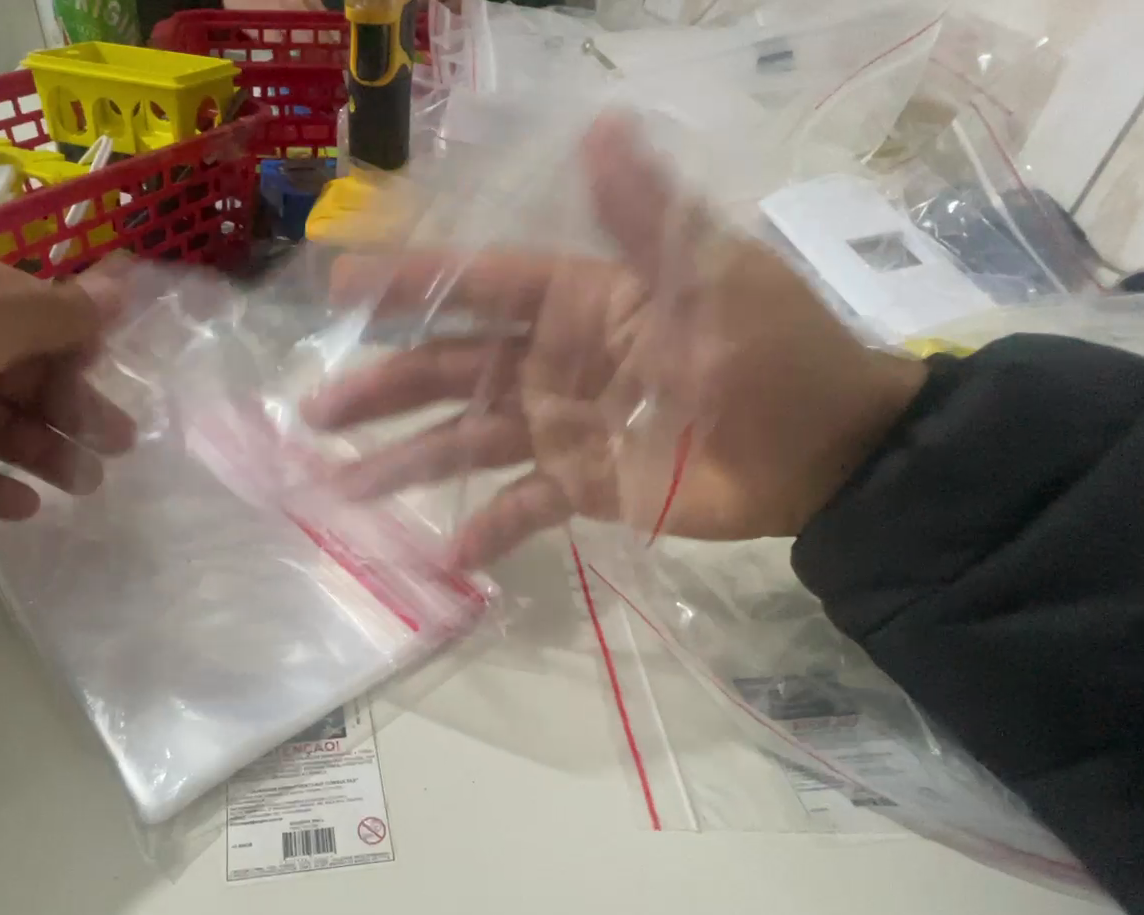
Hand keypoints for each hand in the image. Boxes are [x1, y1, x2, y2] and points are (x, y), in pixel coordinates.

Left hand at [0, 242, 134, 518]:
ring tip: (84, 486)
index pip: (39, 316)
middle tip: (120, 447)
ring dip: (43, 452)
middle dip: (73, 409)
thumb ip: (59, 310)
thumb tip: (128, 276)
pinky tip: (25, 509)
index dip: (81, 347)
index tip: (118, 379)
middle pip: (25, 374)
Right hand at [301, 115, 926, 567]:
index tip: (338, 287)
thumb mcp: (715, 276)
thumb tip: (600, 126)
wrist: (827, 453)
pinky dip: (485, 532)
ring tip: (342, 490)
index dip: (408, 286)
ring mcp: (559, 429)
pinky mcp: (579, 487)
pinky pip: (519, 508)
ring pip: (466, 443)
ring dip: (406, 465)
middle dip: (382, 390)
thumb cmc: (776, 353)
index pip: (477, 286)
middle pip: (450, 372)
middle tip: (316, 412)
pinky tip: (445, 559)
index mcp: (577, 302)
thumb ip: (648, 216)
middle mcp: (551, 363)